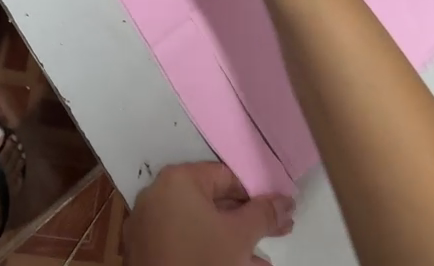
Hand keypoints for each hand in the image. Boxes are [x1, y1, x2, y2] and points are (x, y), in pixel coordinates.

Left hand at [124, 163, 293, 265]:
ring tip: (262, 261)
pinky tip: (238, 265)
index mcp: (178, 179)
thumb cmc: (203, 260)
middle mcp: (158, 193)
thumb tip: (286, 200)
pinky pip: (185, 240)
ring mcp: (149, 222)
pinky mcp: (148, 248)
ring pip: (201, 224)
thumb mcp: (240, 236)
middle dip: (248, 220)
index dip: (256, 194)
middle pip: (213, 201)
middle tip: (280, 232)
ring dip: (233, 240)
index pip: (225, 176)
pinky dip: (209, 248)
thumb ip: (264, 214)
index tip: (279, 211)